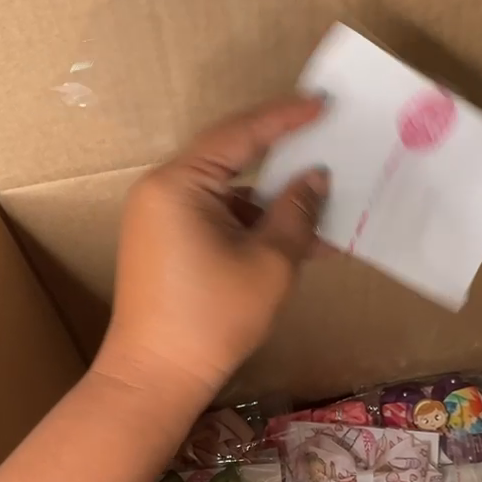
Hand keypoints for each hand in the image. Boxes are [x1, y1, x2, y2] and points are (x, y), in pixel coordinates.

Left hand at [95, 97, 328, 402]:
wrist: (156, 377)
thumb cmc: (213, 317)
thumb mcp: (270, 262)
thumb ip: (297, 212)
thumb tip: (316, 177)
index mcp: (179, 183)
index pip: (239, 134)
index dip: (285, 118)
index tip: (322, 105)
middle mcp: (163, 191)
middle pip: (231, 160)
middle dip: (282, 161)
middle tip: (326, 145)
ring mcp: (161, 218)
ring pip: (228, 194)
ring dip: (272, 203)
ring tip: (322, 210)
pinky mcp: (166, 243)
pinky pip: (216, 218)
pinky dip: (252, 226)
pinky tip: (293, 241)